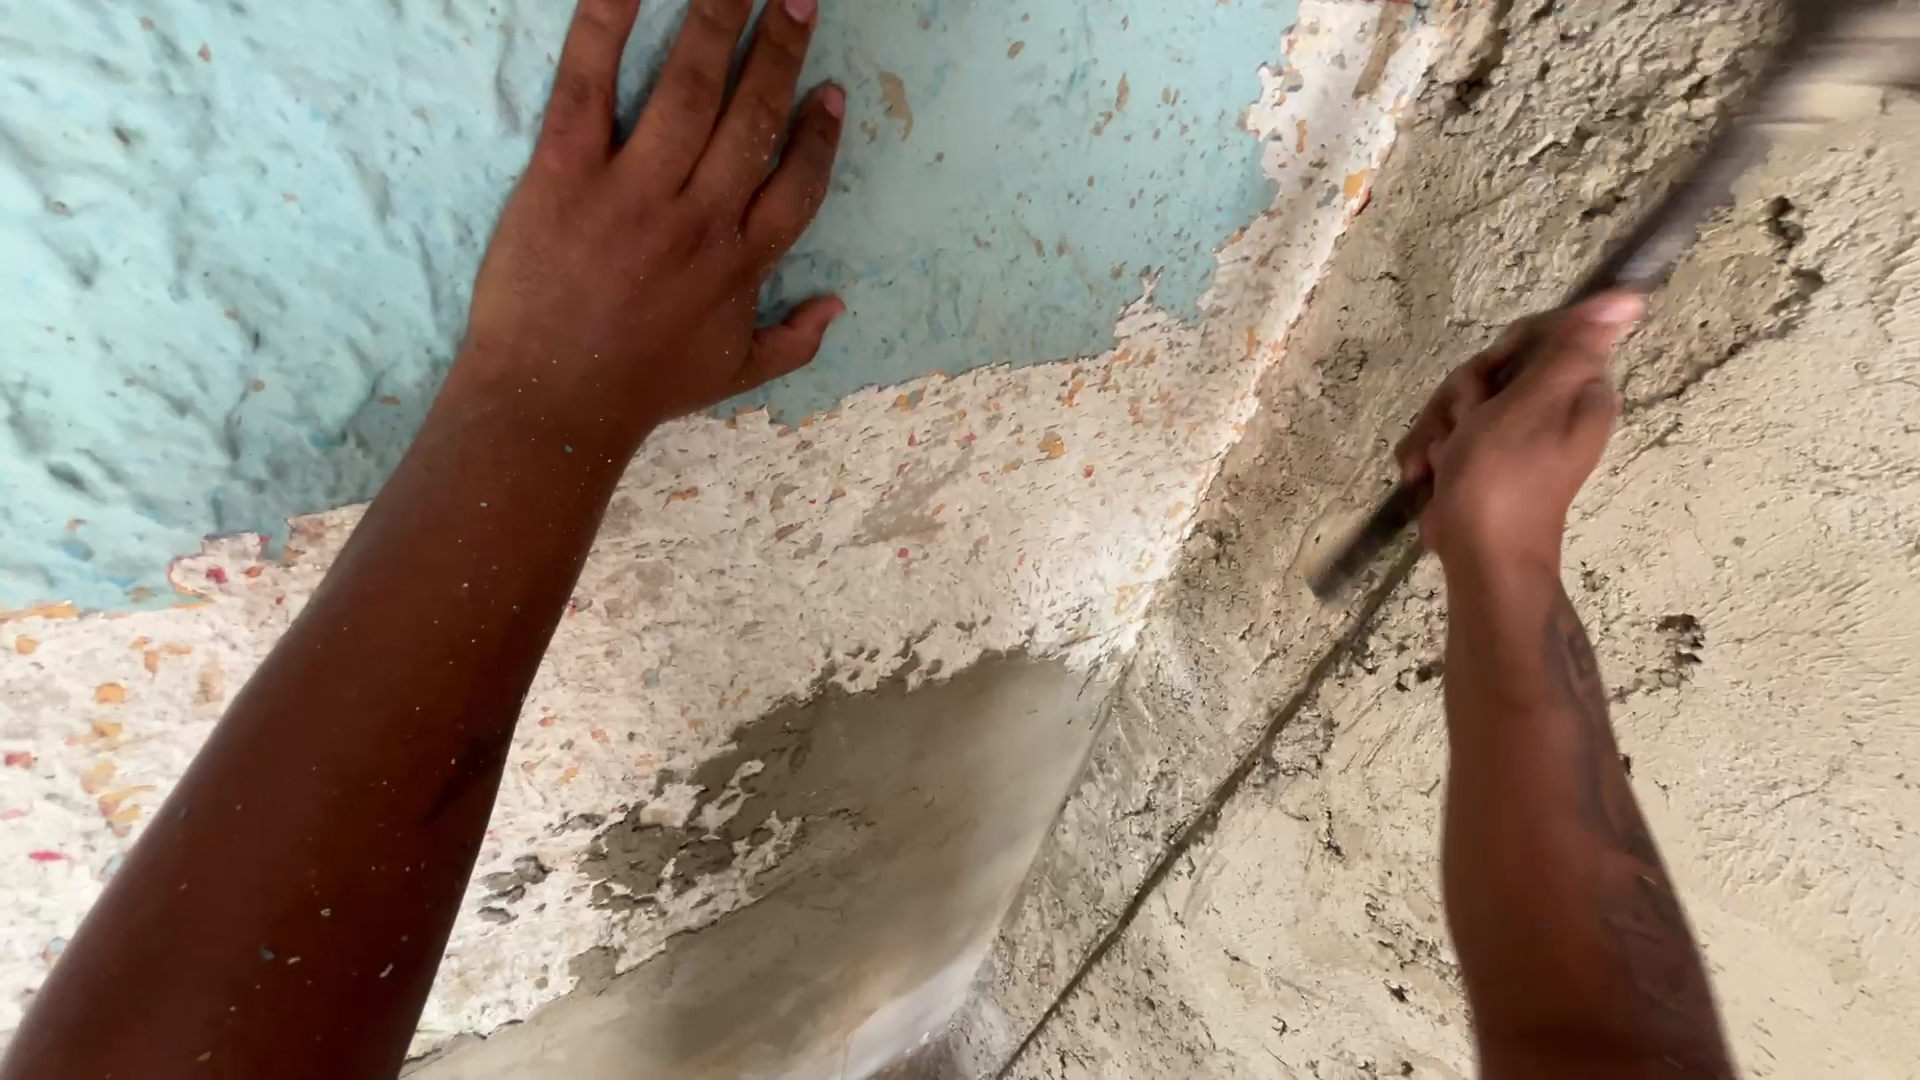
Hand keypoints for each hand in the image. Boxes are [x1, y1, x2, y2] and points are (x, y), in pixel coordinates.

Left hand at [450, 0, 846, 455]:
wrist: (557, 399)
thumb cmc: (648, 385)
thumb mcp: (736, 374)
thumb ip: (796, 342)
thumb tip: (838, 305)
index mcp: (742, 264)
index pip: (797, 184)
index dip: (818, 137)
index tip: (831, 93)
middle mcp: (700, 218)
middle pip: (753, 119)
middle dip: (781, 51)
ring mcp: (634, 191)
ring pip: (687, 88)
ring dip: (718, 19)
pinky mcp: (565, 173)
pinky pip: (588, 84)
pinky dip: (607, 23)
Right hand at [1396, 291, 1643, 576]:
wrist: (1479, 554)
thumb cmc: (1503, 481)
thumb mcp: (1530, 407)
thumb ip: (1569, 351)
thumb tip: (1628, 297)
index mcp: (1574, 390)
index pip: (1535, 337)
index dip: (1498, 356)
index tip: (1483, 387)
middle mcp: (1544, 408)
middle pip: (1485, 372)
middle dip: (1457, 402)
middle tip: (1460, 430)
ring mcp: (1506, 437)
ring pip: (1455, 405)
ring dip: (1435, 432)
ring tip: (1436, 464)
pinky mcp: (1474, 459)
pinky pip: (1440, 435)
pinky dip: (1426, 455)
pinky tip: (1424, 476)